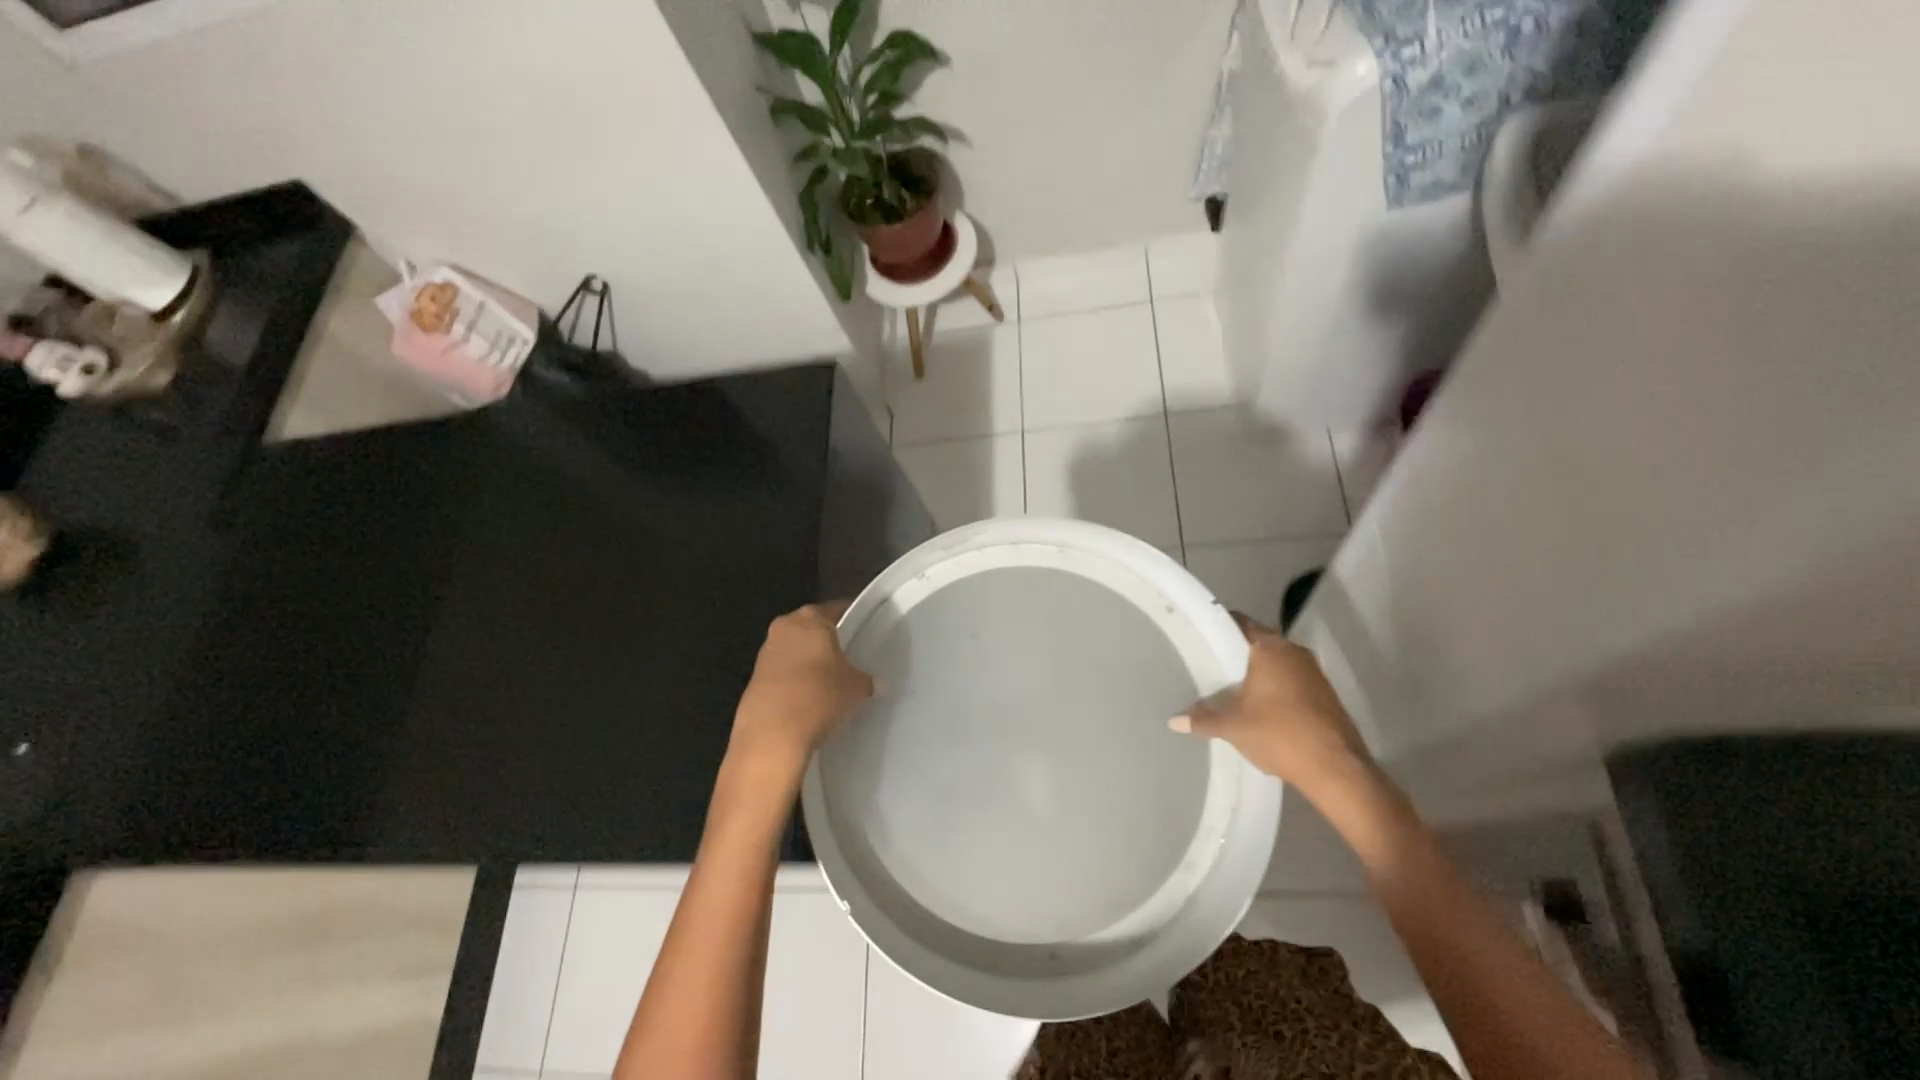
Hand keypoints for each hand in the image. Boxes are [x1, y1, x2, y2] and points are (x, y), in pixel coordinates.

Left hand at [730, 602, 874, 770]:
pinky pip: (782, 674)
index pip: (838, 609)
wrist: (771, 733)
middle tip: (849, 659)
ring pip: (795, 651)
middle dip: (828, 642)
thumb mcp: (856, 687)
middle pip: (812, 629)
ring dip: (809, 663)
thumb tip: (870, 683)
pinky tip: (808, 701)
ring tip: (829, 684)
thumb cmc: (820, 696)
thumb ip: (865, 679)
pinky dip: (795, 682)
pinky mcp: (753, 679)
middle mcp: (784, 627)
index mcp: (810, 618)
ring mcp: (765, 653)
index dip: (853, 620)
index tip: (865, 631)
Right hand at [1169, 613, 1372, 795]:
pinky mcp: (1324, 694)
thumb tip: (1174, 720)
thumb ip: (1203, 718)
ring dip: (1255, 674)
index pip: (1238, 622)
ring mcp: (1314, 673)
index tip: (1198, 638)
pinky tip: (1258, 710)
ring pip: (1275, 664)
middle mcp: (1295, 652)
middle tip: (1207, 668)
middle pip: (1257, 643)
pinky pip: (1290, 682)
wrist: (1336, 769)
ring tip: (1228, 691)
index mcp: (1271, 648)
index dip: (1217, 627)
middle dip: (1234, 655)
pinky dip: (1273, 689)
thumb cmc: (1280, 734)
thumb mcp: (1233, 726)